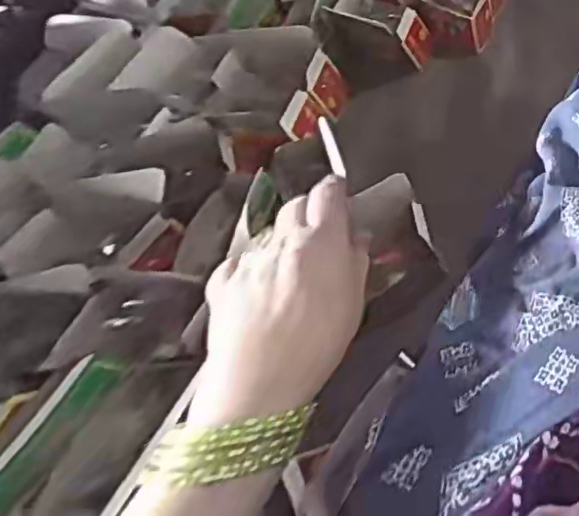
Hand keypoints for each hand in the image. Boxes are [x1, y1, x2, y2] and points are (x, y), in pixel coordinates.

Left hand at [190, 175, 370, 425]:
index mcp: (321, 239)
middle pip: (297, 204)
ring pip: (271, 234)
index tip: (341, 193)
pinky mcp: (221, 284)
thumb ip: (357, 259)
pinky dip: (252, 266)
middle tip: (322, 232)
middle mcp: (284, 241)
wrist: (255, 390)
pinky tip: (260, 288)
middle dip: (310, 211)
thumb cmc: (316, 345)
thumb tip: (357, 237)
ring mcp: (249, 261)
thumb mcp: (355, 300)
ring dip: (283, 242)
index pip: (328, 191)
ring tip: (292, 272)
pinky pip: (241, 261)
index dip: (336, 188)